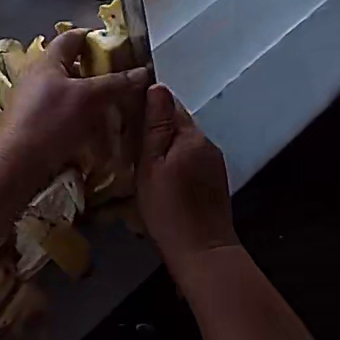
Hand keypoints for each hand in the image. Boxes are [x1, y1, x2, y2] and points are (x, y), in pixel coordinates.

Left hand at [0, 27, 149, 186]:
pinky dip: (80, 118)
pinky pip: (62, 114)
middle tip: (121, 82)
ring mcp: (34, 102)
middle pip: (73, 66)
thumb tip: (142, 72)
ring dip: (91, 99)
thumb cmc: (50, 123)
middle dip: (98, 73)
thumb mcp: (88, 99)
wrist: (18, 165)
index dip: (96, 38)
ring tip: (113, 108)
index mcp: (47, 62)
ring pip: (69, 93)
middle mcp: (37, 77)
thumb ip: (116, 83)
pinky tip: (94, 130)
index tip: (119, 48)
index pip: (73, 37)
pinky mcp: (35, 124)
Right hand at [136, 84, 236, 264]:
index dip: (147, 105)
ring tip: (141, 159)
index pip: (170, 104)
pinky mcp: (214, 181)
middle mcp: (207, 144)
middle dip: (155, 126)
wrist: (202, 251)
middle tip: (127, 137)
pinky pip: (191, 160)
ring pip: (184, 143)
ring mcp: (214, 163)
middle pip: (178, 123)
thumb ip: (155, 127)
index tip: (125, 112)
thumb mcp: (151, 167)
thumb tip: (156, 87)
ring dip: (166, 146)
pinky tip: (162, 177)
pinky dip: (176, 162)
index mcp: (191, 136)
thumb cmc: (168, 211)